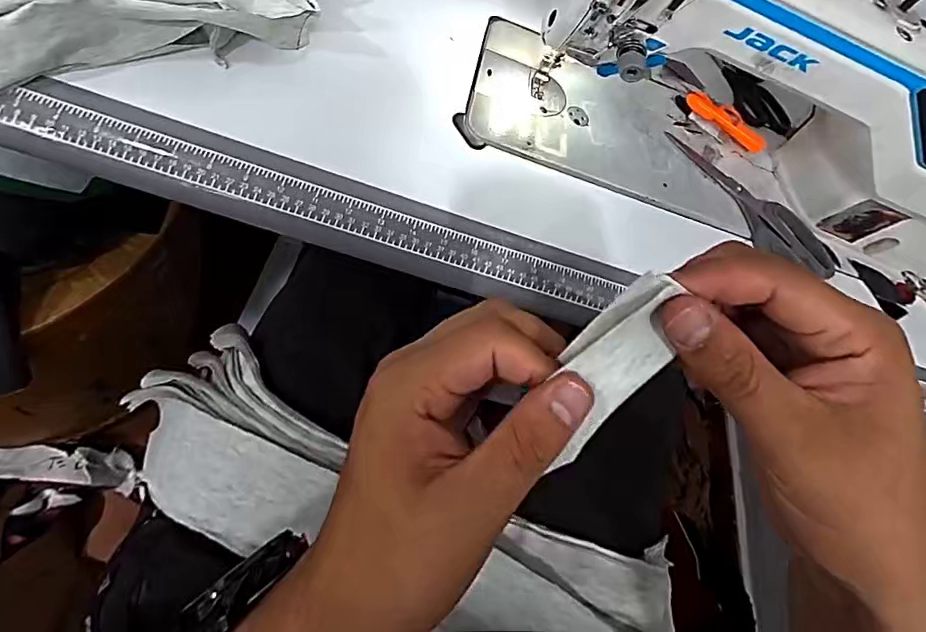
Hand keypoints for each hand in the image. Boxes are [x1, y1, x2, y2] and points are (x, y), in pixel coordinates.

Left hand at [242, 300, 594, 631]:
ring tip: (556, 406)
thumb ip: (527, 444)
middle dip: (538, 350)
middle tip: (572, 393)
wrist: (351, 604)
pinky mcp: (427, 403)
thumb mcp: (472, 508)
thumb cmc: (392, 565)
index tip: (573, 397)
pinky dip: (512, 382)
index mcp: (408, 384)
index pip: (490, 335)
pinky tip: (529, 416)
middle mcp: (408, 370)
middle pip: (489, 323)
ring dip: (527, 364)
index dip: (539, 360)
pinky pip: (479, 369)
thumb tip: (574, 390)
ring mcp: (415, 384)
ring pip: (486, 340)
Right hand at [660, 243, 925, 631]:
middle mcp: (835, 330)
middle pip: (759, 283)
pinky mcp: (785, 373)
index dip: (717, 278)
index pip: (777, 280)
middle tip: (658, 310)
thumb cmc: (862, 518)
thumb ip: (733, 369)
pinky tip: (687, 353)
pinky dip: (708, 340)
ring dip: (703, 314)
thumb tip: (679, 310)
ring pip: (743, 306)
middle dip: (706, 290)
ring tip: (664, 331)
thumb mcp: (793, 438)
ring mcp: (809, 351)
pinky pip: (738, 338)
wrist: (872, 587)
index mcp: (860, 333)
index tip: (664, 293)